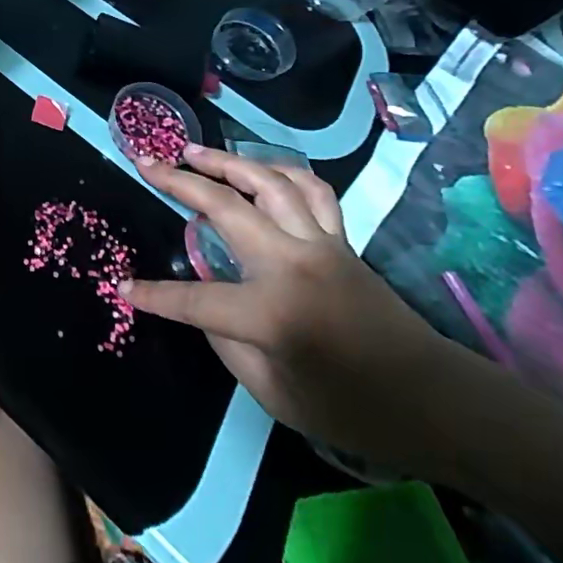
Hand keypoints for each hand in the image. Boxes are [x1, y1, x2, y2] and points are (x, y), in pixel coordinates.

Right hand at [121, 144, 465, 472]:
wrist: (438, 403)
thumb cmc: (352, 409)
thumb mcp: (274, 393)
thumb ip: (227, 342)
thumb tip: (202, 304)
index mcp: (272, 311)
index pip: (195, 300)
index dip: (154, 296)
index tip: (124, 288)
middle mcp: (293, 263)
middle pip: (225, 207)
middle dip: (178, 182)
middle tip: (146, 163)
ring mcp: (321, 245)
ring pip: (270, 183)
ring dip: (227, 162)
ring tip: (194, 152)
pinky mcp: (341, 241)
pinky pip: (310, 192)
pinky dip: (280, 172)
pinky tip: (258, 170)